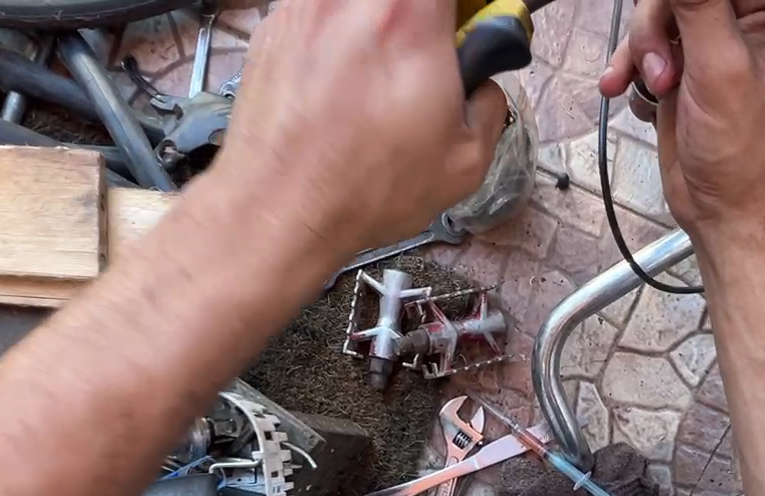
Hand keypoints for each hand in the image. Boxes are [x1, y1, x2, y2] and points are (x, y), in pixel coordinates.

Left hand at [202, 0, 508, 258]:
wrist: (283, 207)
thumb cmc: (371, 188)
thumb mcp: (464, 165)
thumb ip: (489, 105)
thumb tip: (482, 85)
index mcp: (412, 15)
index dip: (466, 6)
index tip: (469, 29)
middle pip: (406, 1)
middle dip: (423, 21)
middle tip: (429, 59)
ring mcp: (308, 2)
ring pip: (359, 10)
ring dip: (376, 31)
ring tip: (378, 79)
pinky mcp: (275, 23)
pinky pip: (322, 14)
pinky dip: (338, 39)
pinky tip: (339, 90)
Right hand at [598, 0, 764, 241]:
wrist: (722, 207)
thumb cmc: (740, 153)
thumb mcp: (719, 66)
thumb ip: (697, 3)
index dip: (682, 0)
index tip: (670, 17)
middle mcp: (742, 17)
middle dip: (656, 23)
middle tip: (661, 70)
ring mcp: (708, 42)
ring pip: (656, 14)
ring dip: (641, 50)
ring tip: (653, 89)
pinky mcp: (682, 69)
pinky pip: (645, 48)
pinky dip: (633, 71)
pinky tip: (635, 96)